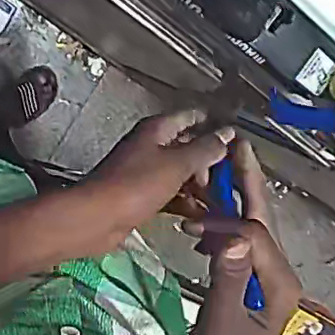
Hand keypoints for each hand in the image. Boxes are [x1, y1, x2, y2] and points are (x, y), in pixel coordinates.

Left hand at [58, 109, 231, 258]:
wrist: (98, 218)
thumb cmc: (136, 185)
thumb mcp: (177, 164)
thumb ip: (204, 149)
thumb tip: (227, 133)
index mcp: (157, 130)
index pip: (190, 117)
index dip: (213, 124)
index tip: (236, 137)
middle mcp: (150, 146)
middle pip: (187, 146)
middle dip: (209, 160)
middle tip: (230, 176)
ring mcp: (144, 172)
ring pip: (179, 173)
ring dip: (199, 184)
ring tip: (223, 198)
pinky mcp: (141, 195)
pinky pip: (169, 193)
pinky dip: (185, 201)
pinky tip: (202, 214)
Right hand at [187, 140, 300, 334]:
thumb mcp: (224, 321)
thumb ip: (228, 277)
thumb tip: (231, 236)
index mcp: (278, 279)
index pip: (253, 234)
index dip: (224, 225)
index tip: (191, 228)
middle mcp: (280, 270)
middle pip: (265, 216)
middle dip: (249, 180)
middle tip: (236, 146)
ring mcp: (270, 275)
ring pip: (255, 225)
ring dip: (238, 196)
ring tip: (222, 169)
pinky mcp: (256, 279)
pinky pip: (245, 240)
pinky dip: (228, 222)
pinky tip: (209, 220)